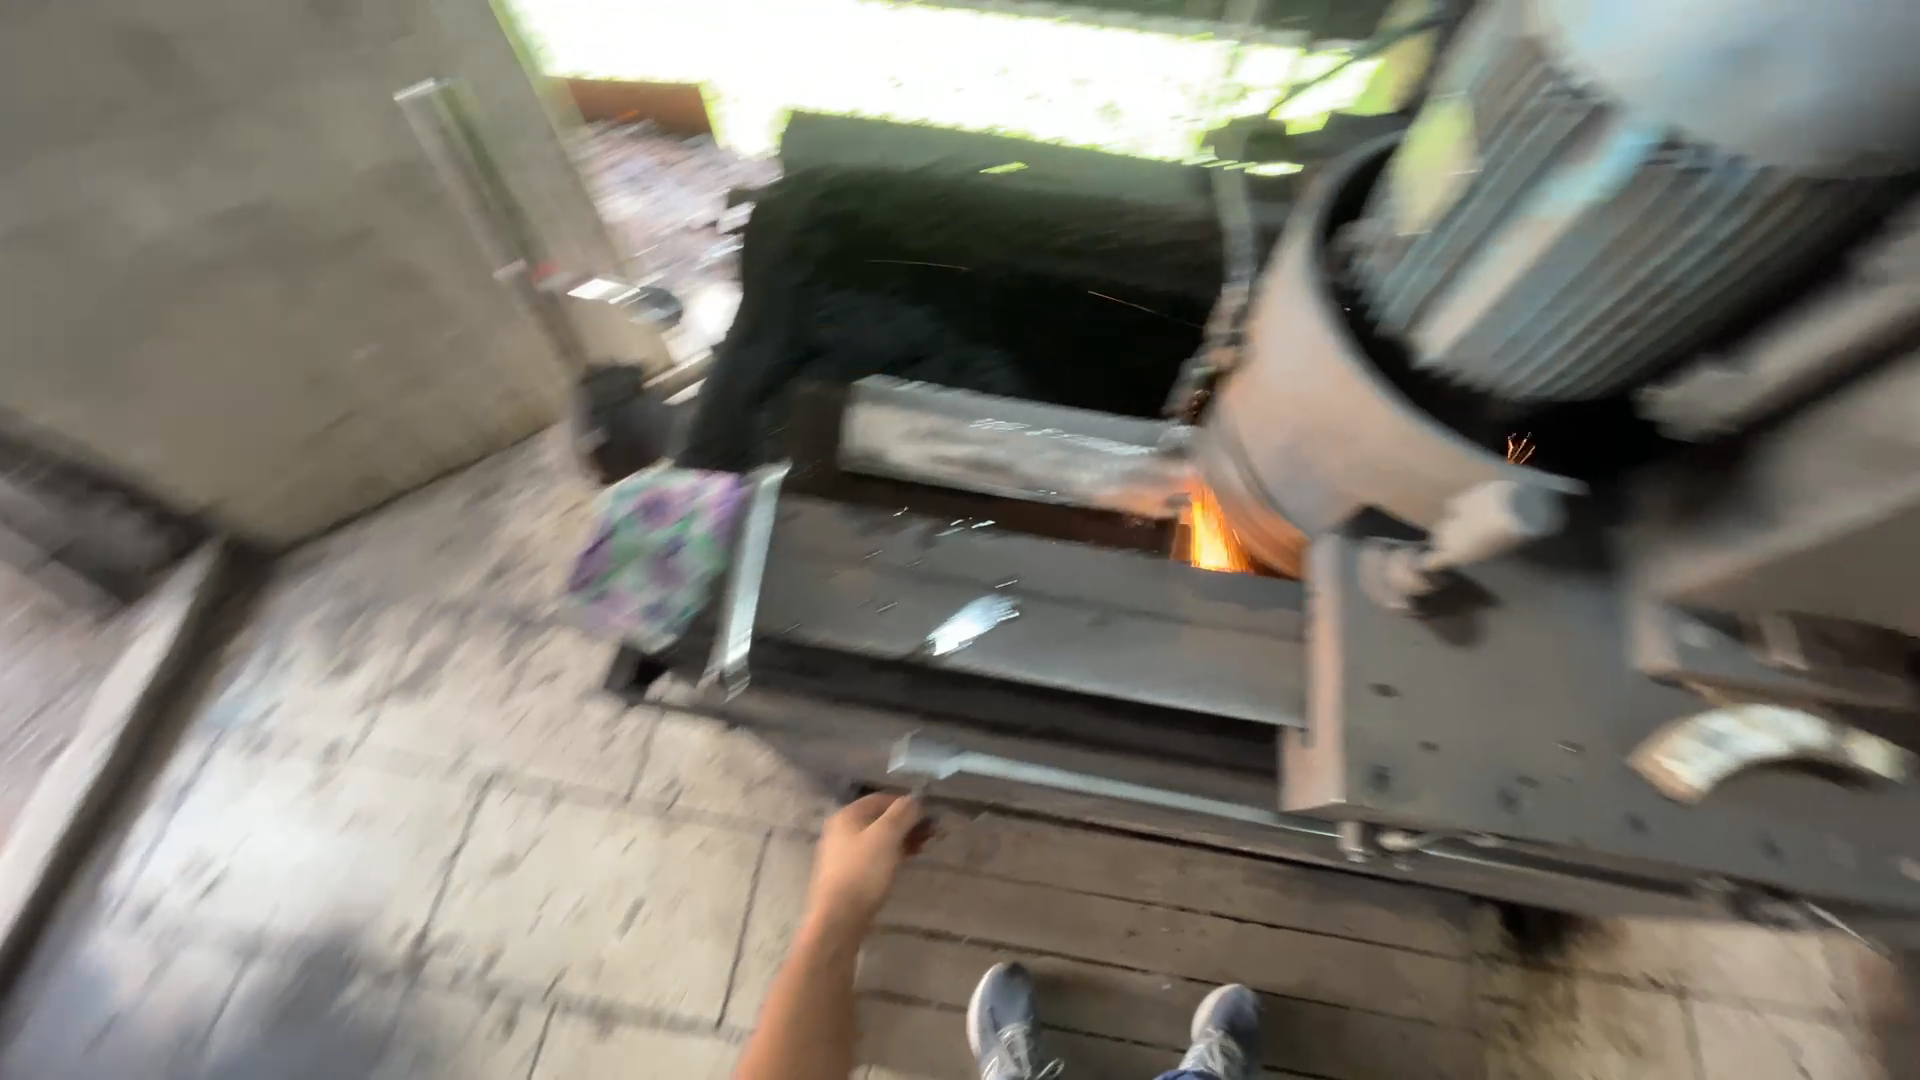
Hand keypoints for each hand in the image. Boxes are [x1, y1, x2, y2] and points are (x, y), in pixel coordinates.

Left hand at [803, 793, 929, 936]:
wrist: (838, 920)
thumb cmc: (863, 871)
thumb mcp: (887, 836)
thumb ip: (903, 813)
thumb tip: (916, 799)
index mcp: (847, 814)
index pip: (882, 799)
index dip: (907, 803)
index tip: (928, 815)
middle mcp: (842, 829)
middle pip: (880, 818)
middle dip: (907, 822)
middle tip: (931, 832)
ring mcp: (844, 853)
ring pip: (879, 838)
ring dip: (902, 838)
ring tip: (923, 846)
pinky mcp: (849, 874)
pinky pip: (875, 855)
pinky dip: (892, 853)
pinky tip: (905, 860)